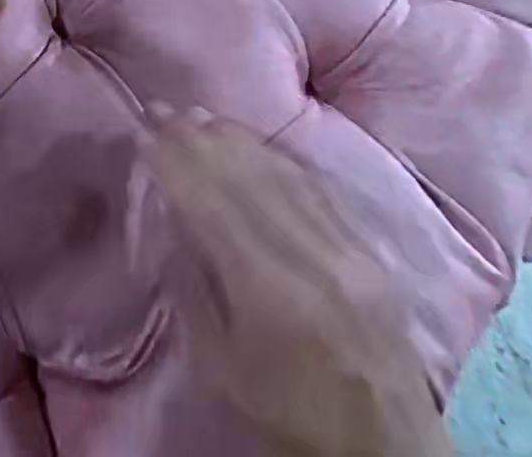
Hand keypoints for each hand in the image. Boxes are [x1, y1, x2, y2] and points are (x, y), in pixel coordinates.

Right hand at [151, 109, 451, 456]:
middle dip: (198, 138)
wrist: (386, 453)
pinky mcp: (368, 250)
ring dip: (235, 138)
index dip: (175, 161)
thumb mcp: (219, 366)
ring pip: (281, 173)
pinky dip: (276, 156)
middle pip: (246, 178)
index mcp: (271, 293)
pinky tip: (252, 140)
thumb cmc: (286, 417)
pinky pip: (316, 186)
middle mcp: (314, 258)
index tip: (146, 130)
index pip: (211, 204)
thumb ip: (194, 285)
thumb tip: (173, 215)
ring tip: (200, 114)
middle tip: (164, 108)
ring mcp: (348, 249)